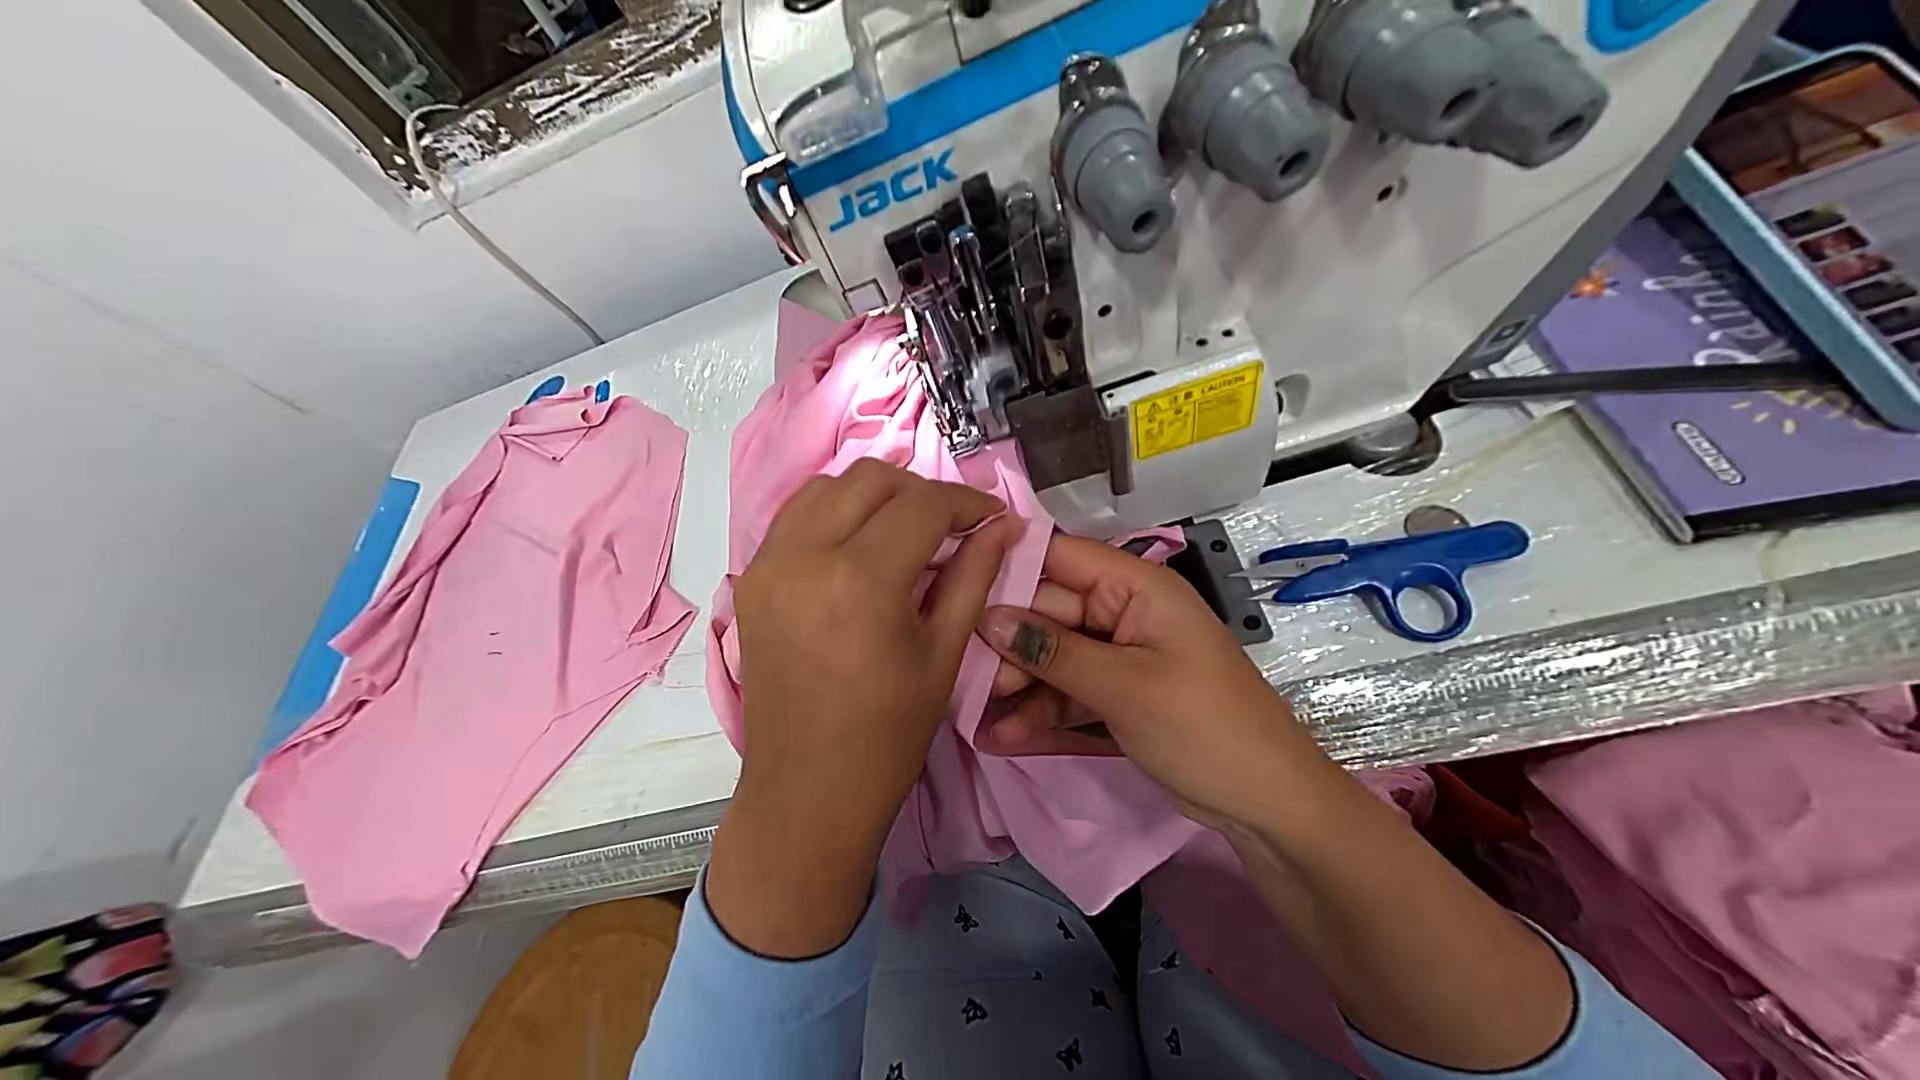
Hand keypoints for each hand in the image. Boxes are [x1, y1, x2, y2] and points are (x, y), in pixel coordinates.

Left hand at [706, 459, 1020, 957]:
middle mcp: (804, 556)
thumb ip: (974, 575)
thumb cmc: (888, 736)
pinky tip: (862, 544)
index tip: (994, 517)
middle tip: (952, 527)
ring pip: (828, 485)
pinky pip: (797, 515)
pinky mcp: (751, 578)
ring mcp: (767, 564)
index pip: (923, 505)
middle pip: (873, 478)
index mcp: (859, 581)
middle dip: (923, 492)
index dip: (968, 503)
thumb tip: (1006, 524)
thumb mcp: (944, 653)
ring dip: (877, 495)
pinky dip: (836, 511)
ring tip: (907, 531)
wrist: (807, 792)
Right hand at [978, 535, 1574, 1070]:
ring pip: (1053, 655)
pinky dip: (1042, 711)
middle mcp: (1124, 611)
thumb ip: (1052, 651)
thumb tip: (988, 619)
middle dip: (1007, 642)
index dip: (1008, 567)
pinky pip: (1069, 690)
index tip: (954, 583)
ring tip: (972, 711)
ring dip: (1018, 683)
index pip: (1059, 557)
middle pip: (1049, 612)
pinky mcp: (1118, 694)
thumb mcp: (1123, 685)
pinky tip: (1002, 736)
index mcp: (1136, 587)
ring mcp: (1120, 655)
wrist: (1266, 804)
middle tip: (959, 670)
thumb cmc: (1202, 726)